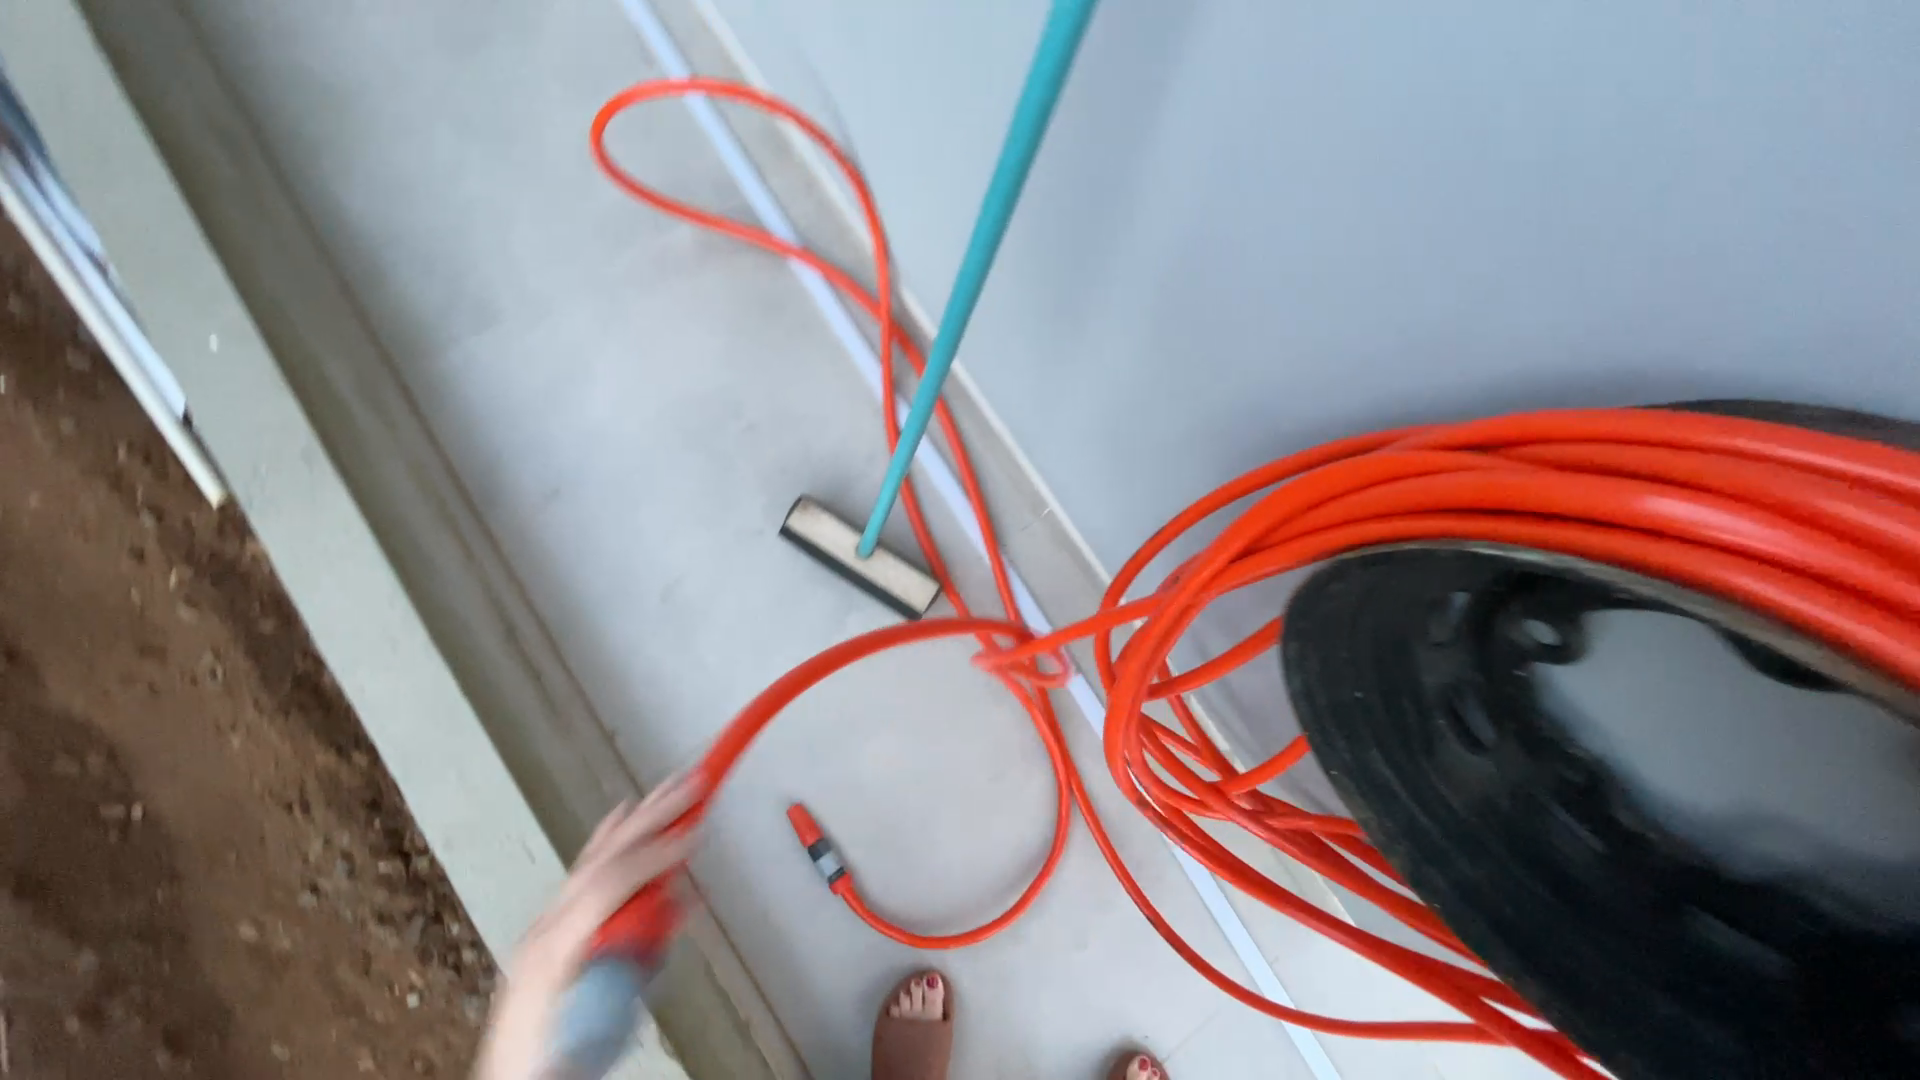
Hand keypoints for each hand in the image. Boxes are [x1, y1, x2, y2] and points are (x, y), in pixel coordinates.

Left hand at [475, 772, 704, 1078]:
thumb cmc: (553, 1066)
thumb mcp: (601, 1024)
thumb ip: (635, 966)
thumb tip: (673, 910)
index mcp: (557, 950)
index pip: (611, 883)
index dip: (656, 856)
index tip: (695, 836)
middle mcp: (547, 927)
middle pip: (607, 856)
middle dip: (654, 817)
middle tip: (694, 785)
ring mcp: (545, 926)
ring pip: (597, 856)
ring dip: (641, 819)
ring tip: (672, 788)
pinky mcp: (550, 931)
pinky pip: (586, 869)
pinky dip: (611, 837)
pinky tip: (625, 815)